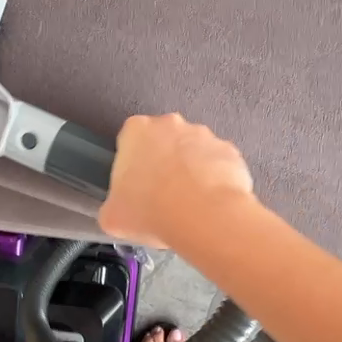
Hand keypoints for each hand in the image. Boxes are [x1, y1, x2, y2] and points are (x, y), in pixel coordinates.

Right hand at [98, 113, 255, 247]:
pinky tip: (209, 204)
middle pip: (163, 142)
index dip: (132, 167)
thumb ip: (112, 206)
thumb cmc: (152, 210)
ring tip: (187, 205)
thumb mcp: (112, 216)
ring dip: (190, 172)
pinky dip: (215, 180)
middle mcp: (170, 124)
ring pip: (193, 152)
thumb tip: (118, 211)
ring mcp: (203, 135)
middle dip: (163, 164)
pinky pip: (218, 165)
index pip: (129, 142)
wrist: (202, 217)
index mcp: (136, 131)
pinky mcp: (229, 151)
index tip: (135, 187)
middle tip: (161, 197)